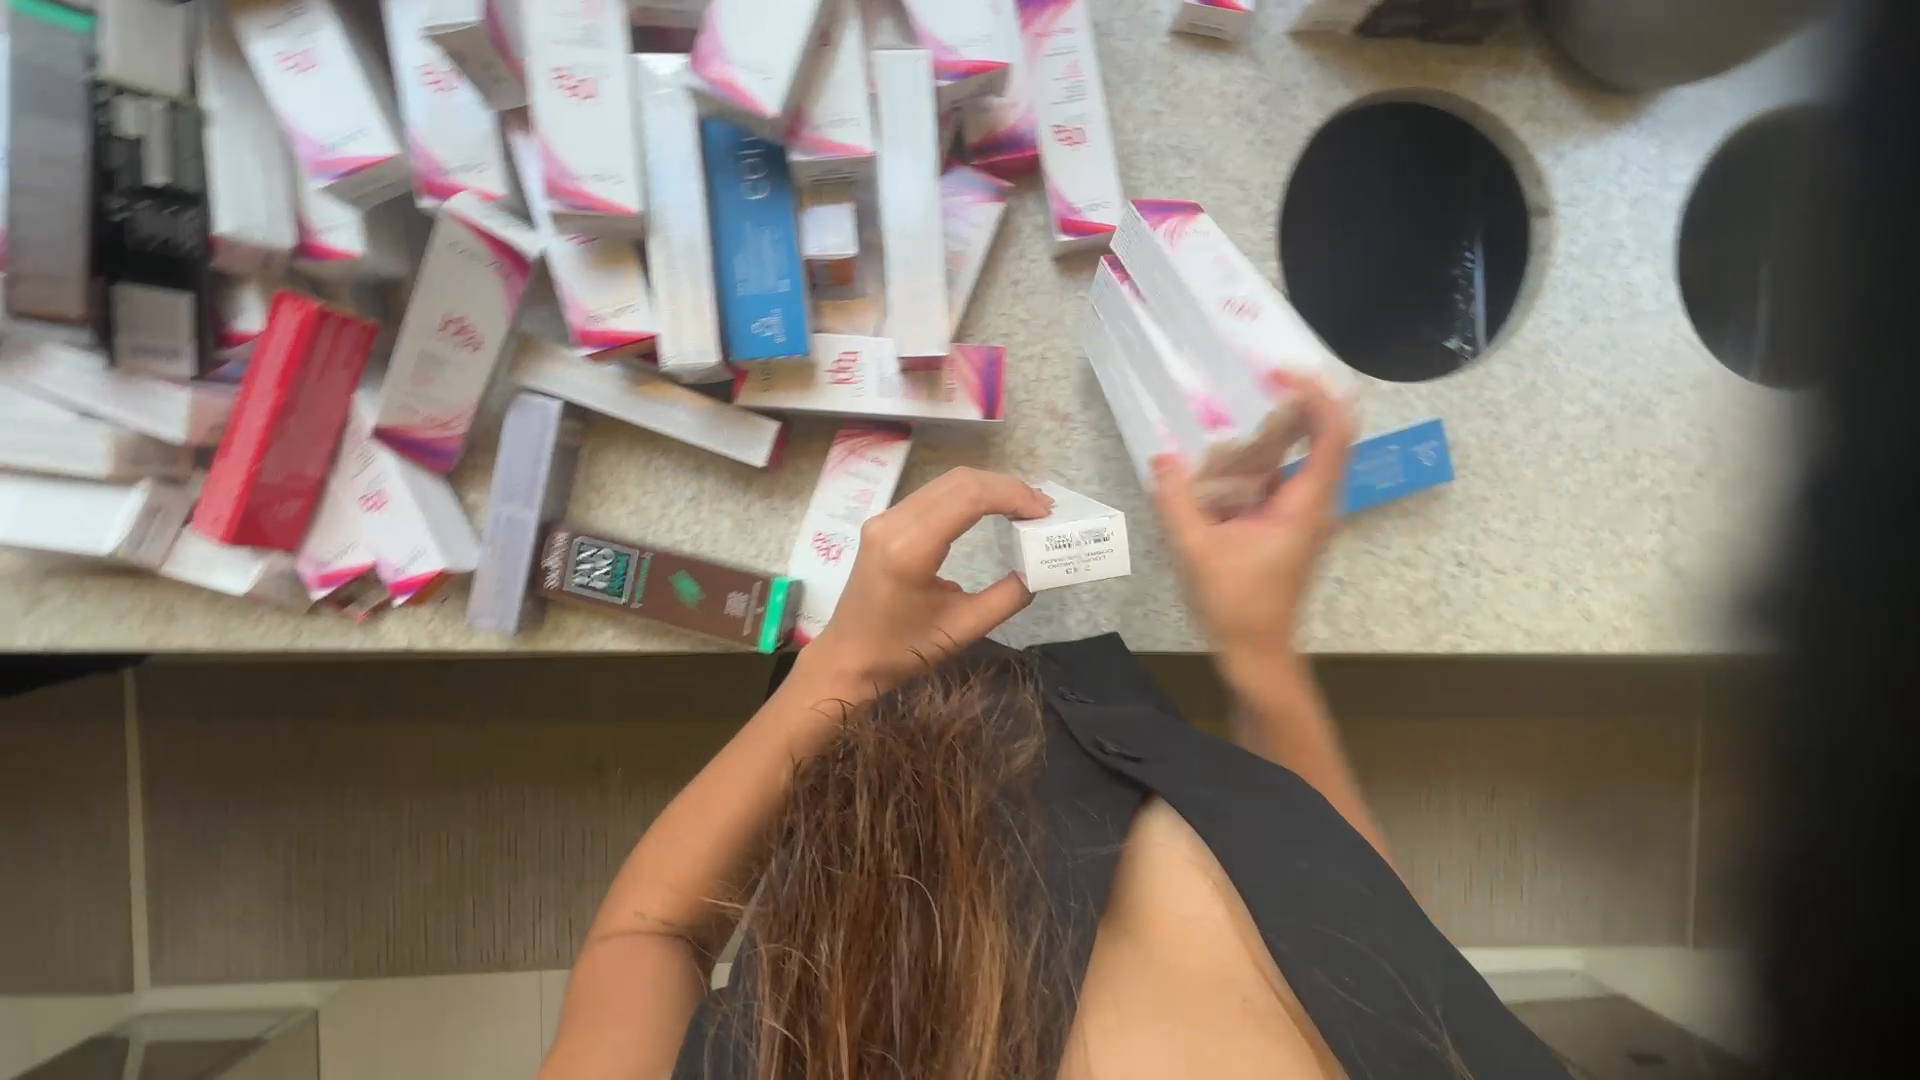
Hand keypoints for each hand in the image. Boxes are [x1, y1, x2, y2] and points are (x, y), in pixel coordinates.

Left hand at [799, 467, 1054, 692]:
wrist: (849, 658)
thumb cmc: (904, 649)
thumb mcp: (964, 628)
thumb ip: (1008, 597)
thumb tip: (1041, 568)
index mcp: (909, 549)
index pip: (969, 497)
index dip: (1012, 496)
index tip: (1044, 513)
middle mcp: (893, 523)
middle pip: (959, 481)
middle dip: (1006, 488)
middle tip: (1042, 509)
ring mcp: (885, 518)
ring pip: (946, 483)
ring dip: (989, 488)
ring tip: (1025, 507)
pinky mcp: (884, 522)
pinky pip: (933, 494)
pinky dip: (968, 495)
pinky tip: (992, 508)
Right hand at [1152, 376, 1354, 663]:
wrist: (1256, 651)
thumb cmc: (1235, 603)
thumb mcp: (1195, 550)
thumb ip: (1176, 500)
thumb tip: (1161, 456)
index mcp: (1304, 505)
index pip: (1333, 434)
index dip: (1316, 395)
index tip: (1280, 373)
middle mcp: (1315, 504)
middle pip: (1323, 437)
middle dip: (1293, 403)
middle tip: (1253, 379)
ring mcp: (1304, 516)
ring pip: (1302, 457)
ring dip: (1275, 430)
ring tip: (1233, 408)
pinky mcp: (1289, 526)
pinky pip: (1283, 479)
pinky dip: (1261, 459)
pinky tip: (1225, 456)